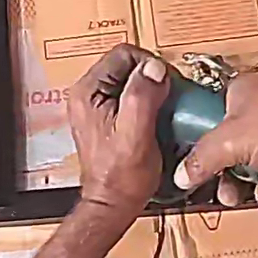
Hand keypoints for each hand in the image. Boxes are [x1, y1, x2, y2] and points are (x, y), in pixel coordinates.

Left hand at [68, 44, 170, 220]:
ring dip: (152, 92)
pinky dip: (148, 104)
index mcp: (88, 93)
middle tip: (170, 97)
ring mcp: (97, 108)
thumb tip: (155, 68)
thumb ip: (143, 96)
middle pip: (128, 66)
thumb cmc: (122, 177)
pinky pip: (131, 99)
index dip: (151, 65)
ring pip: (131, 82)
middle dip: (153, 79)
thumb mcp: (136, 133)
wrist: (113, 204)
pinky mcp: (107, 120)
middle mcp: (88, 95)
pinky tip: (157, 120)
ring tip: (165, 109)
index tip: (168, 84)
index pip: (124, 54)